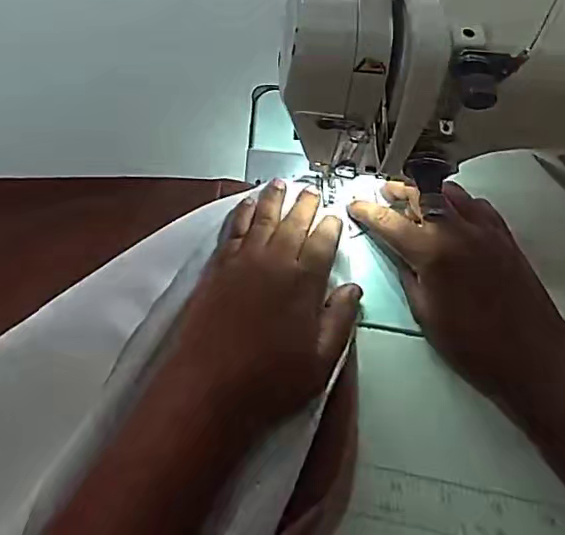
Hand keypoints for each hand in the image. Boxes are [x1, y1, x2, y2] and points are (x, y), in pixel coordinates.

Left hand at [151, 180, 362, 435]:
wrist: (212, 381)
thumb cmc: (271, 378)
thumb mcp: (321, 360)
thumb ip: (340, 320)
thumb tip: (352, 290)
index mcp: (304, 281)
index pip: (323, 242)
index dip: (331, 226)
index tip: (335, 215)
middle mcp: (275, 261)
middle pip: (293, 222)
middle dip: (305, 203)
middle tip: (311, 189)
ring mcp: (244, 258)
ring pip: (263, 216)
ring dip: (274, 198)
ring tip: (281, 183)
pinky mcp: (220, 262)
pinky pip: (236, 227)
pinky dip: (244, 211)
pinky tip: (248, 204)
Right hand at [348, 181, 564, 404]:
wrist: (535, 361)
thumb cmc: (478, 347)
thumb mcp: (425, 313)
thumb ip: (408, 274)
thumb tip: (399, 255)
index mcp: (431, 250)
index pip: (388, 219)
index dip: (367, 211)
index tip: (357, 208)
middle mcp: (457, 231)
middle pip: (420, 193)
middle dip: (397, 191)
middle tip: (384, 196)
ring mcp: (484, 231)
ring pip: (449, 192)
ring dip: (427, 192)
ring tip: (416, 200)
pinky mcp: (504, 238)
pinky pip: (477, 206)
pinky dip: (459, 203)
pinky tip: (455, 215)